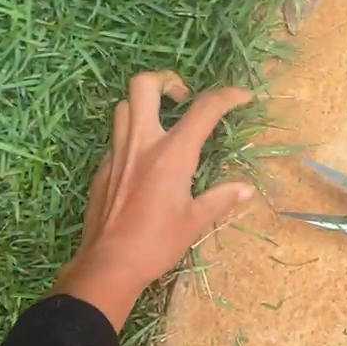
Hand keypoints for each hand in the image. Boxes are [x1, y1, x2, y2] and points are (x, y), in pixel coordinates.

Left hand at [51, 71, 254, 331]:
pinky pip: (115, 139)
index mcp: (171, 154)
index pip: (204, 109)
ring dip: (144, 106)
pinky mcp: (102, 170)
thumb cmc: (156, 244)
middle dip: (167, 81)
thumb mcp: (195, 222)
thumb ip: (220, 199)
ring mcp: (117, 154)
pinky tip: (143, 161)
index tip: (242, 97)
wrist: (109, 264)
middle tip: (182, 99)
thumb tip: (244, 189)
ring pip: (124, 107)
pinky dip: (131, 137)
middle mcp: (141, 144)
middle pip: (144, 85)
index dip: (228, 96)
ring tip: (161, 124)